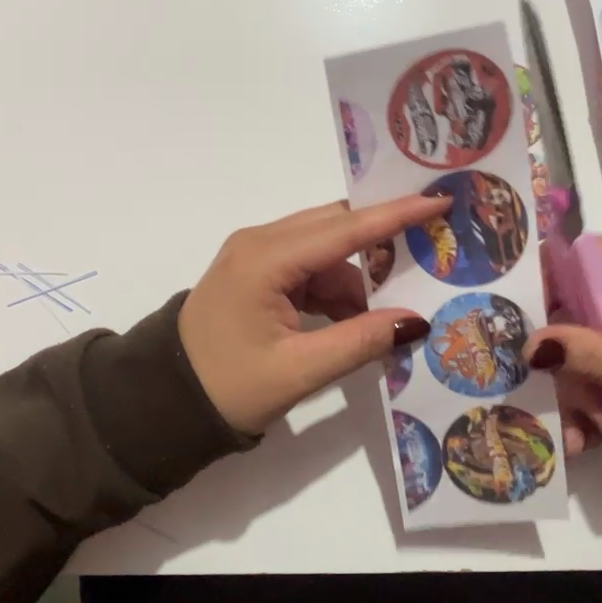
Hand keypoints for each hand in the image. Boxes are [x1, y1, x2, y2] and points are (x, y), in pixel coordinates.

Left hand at [180, 196, 448, 434]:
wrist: (163, 402)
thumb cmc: (227, 387)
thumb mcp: (298, 371)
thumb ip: (360, 341)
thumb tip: (417, 320)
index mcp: (266, 258)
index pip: (344, 229)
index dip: (395, 215)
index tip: (438, 200)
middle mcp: (261, 242)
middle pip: (336, 227)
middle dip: (384, 237)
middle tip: (434, 240)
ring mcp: (256, 256)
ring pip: (326, 250)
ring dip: (360, 276)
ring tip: (401, 301)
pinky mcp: (257, 274)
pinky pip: (310, 269)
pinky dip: (337, 290)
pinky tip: (361, 318)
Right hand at [528, 240, 601, 452]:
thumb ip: (587, 354)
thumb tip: (530, 346)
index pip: (565, 255)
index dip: (536, 285)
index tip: (517, 328)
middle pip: (567, 303)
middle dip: (556, 355)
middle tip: (555, 403)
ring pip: (580, 335)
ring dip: (574, 382)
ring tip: (582, 433)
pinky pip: (601, 351)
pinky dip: (594, 385)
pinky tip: (594, 428)